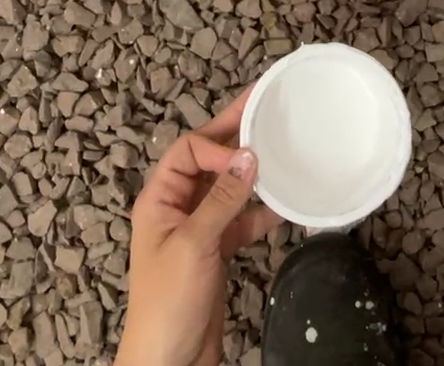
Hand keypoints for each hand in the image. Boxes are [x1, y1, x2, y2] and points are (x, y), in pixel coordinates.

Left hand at [116, 89, 284, 365]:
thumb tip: (249, 155)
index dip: (217, 145)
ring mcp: (198, 228)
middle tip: (266, 104)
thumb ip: (222, 199)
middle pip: (207, 159)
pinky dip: (260, 210)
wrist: (169, 362)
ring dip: (252, 172)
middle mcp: (177, 206)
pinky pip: (240, 218)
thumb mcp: (194, 245)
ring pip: (227, 186)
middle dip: (235, 134)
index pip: (189, 150)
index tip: (247, 157)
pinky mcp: (216, 249)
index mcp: (159, 198)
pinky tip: (284, 205)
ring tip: (282, 148)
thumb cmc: (169, 301)